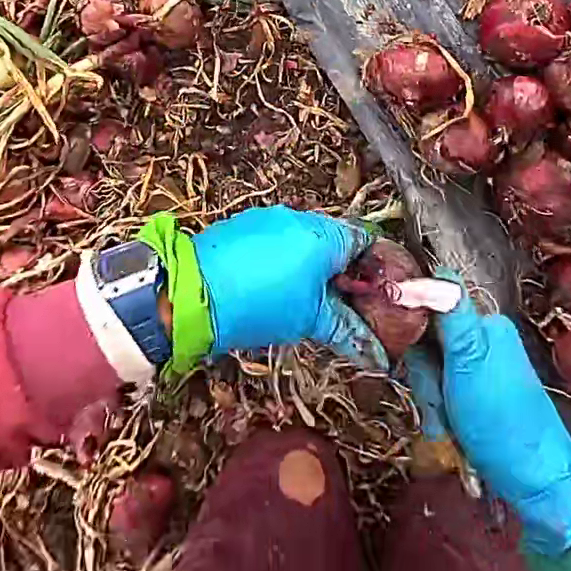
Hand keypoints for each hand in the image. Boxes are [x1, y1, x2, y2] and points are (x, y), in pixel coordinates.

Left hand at [190, 205, 386, 367]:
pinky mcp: (246, 224)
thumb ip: (348, 330)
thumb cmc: (259, 303)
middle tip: (342, 303)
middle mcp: (300, 217)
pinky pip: (279, 239)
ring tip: (305, 300)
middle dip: (343, 270)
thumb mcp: (309, 320)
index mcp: (324, 234)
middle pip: (337, 239)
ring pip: (307, 240)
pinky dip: (286, 259)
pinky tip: (275, 286)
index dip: (375, 267)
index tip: (374, 293)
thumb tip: (379, 353)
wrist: (191, 292)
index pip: (367, 239)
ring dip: (313, 266)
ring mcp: (271, 218)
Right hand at [403, 273, 570, 555]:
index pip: (432, 304)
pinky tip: (451, 434)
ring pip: (431, 372)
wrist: (536, 483)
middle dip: (425, 379)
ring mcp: (478, 370)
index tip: (415, 360)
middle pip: (427, 342)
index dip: (416, 332)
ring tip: (447, 428)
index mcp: (485, 323)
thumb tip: (433, 269)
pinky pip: (442, 395)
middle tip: (440, 406)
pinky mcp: (475, 397)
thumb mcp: (469, 359)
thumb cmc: (500, 419)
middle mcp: (482, 340)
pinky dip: (441, 415)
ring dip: (432, 401)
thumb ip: (451, 311)